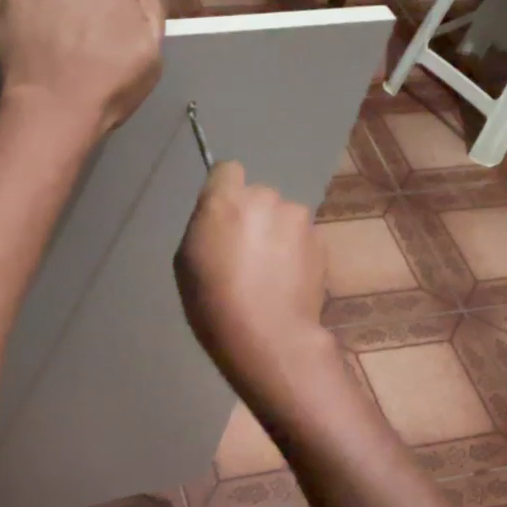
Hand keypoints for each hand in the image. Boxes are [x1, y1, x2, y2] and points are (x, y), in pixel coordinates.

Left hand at [0, 0, 169, 138]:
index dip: (107, 21)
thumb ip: (154, 6)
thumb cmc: (110, 90)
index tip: (101, 46)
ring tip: (47, 47)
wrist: (56, 109)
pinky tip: (26, 41)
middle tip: (74, 49)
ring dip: (51, 9)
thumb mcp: (150, 56)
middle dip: (79, 11)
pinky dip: (23, 14)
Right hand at [176, 161, 338, 401]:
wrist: (267, 337)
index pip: (227, 169)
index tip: (223, 216)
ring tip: (271, 273)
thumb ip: (205, 227)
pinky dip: (297, 254)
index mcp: (225, 200)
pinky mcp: (321, 242)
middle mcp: (265, 198)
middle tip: (246, 253)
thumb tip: (221, 220)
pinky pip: (304, 240)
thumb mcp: (186, 262)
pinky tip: (289, 283)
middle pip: (259, 195)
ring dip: (278, 234)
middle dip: (254, 215)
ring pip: (285, 217)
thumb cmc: (213, 302)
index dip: (225, 191)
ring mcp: (298, 219)